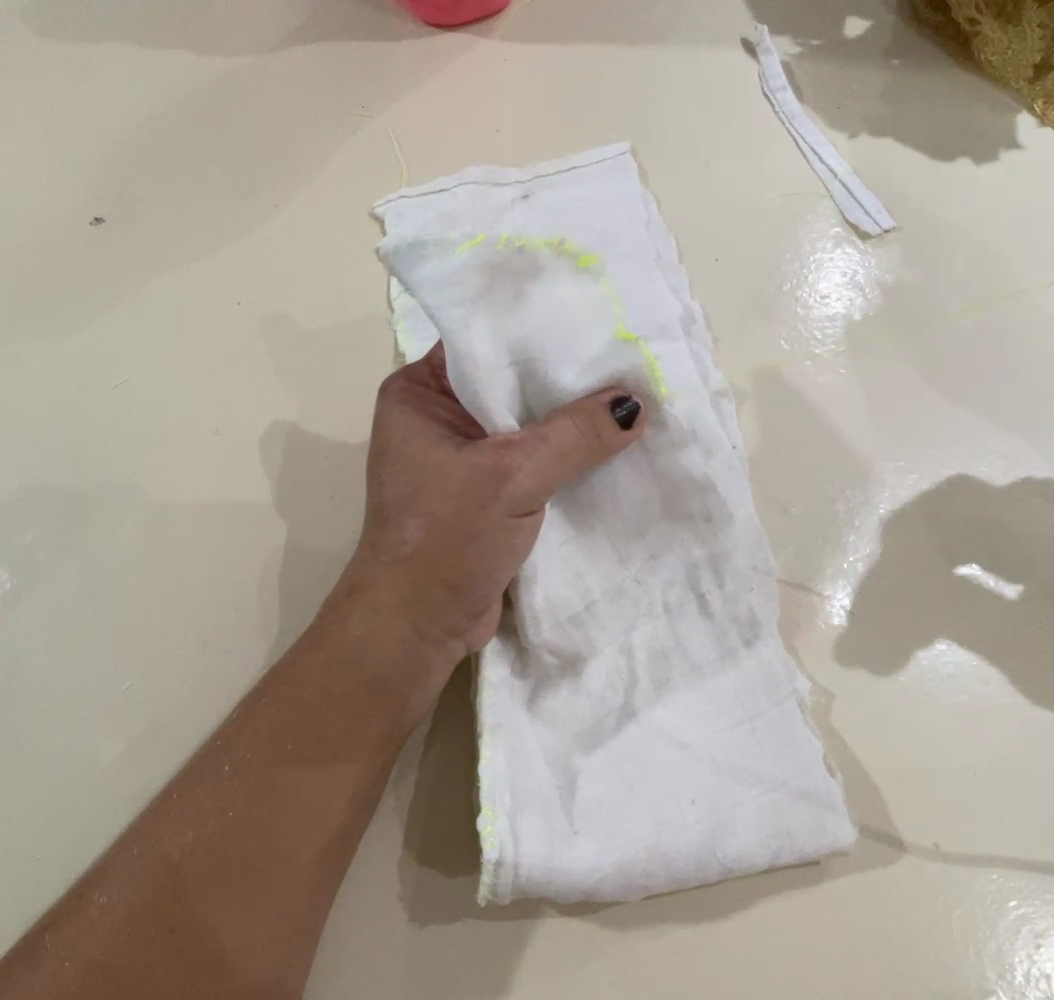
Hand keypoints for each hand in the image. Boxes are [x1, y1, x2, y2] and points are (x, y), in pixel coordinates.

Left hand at [324, 343, 645, 694]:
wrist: (418, 627)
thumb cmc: (445, 539)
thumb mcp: (511, 476)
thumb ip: (574, 435)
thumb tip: (635, 405)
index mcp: (419, 393)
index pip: (485, 341)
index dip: (540, 329)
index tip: (600, 318)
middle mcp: (438, 418)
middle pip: (511, 384)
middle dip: (566, 379)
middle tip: (631, 358)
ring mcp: (462, 460)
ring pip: (527, 428)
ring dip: (572, 424)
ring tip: (635, 399)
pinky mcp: (485, 497)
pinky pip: (533, 464)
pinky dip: (567, 461)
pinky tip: (614, 450)